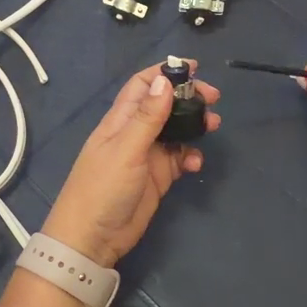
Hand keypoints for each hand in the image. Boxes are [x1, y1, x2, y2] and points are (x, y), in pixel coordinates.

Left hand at [41, 61, 219, 268]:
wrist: (91, 239)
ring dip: (194, 125)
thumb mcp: (126, 149)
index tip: (195, 67)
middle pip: (165, 105)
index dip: (165, 72)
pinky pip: (179, 158)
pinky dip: (190, 156)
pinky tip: (195, 163)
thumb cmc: (103, 189)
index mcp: (120, 120)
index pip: (143, 85)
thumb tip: (165, 79)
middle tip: (214, 99)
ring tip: (213, 126)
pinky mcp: (157, 177)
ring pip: (175, 130)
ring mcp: (146, 155)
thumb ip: (147, 116)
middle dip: (188, 97)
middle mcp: (134, 132)